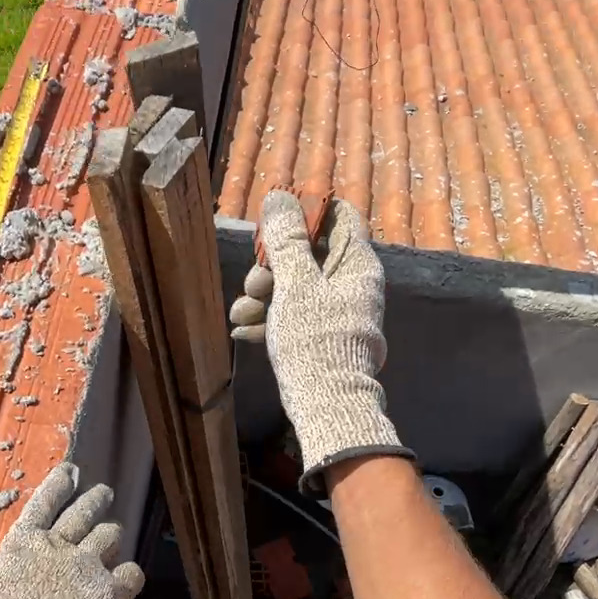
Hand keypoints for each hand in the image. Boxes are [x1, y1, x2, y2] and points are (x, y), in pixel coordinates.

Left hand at [0, 464, 153, 598]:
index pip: (130, 577)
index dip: (126, 582)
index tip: (118, 589)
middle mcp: (87, 569)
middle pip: (108, 542)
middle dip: (111, 539)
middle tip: (109, 536)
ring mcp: (53, 552)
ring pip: (83, 517)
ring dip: (95, 502)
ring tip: (102, 491)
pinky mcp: (20, 544)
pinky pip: (42, 506)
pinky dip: (57, 485)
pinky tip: (68, 471)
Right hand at [246, 190, 410, 492]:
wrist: (324, 402)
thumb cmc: (315, 339)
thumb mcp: (295, 285)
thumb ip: (286, 241)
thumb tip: (280, 197)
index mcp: (355, 264)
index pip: (337, 218)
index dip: (305, 216)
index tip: (275, 230)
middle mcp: (349, 284)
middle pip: (307, 254)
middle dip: (271, 266)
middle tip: (254, 285)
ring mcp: (334, 312)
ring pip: (293, 287)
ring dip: (262, 296)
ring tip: (242, 314)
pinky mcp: (318, 336)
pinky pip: (292, 315)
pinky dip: (268, 318)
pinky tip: (244, 330)